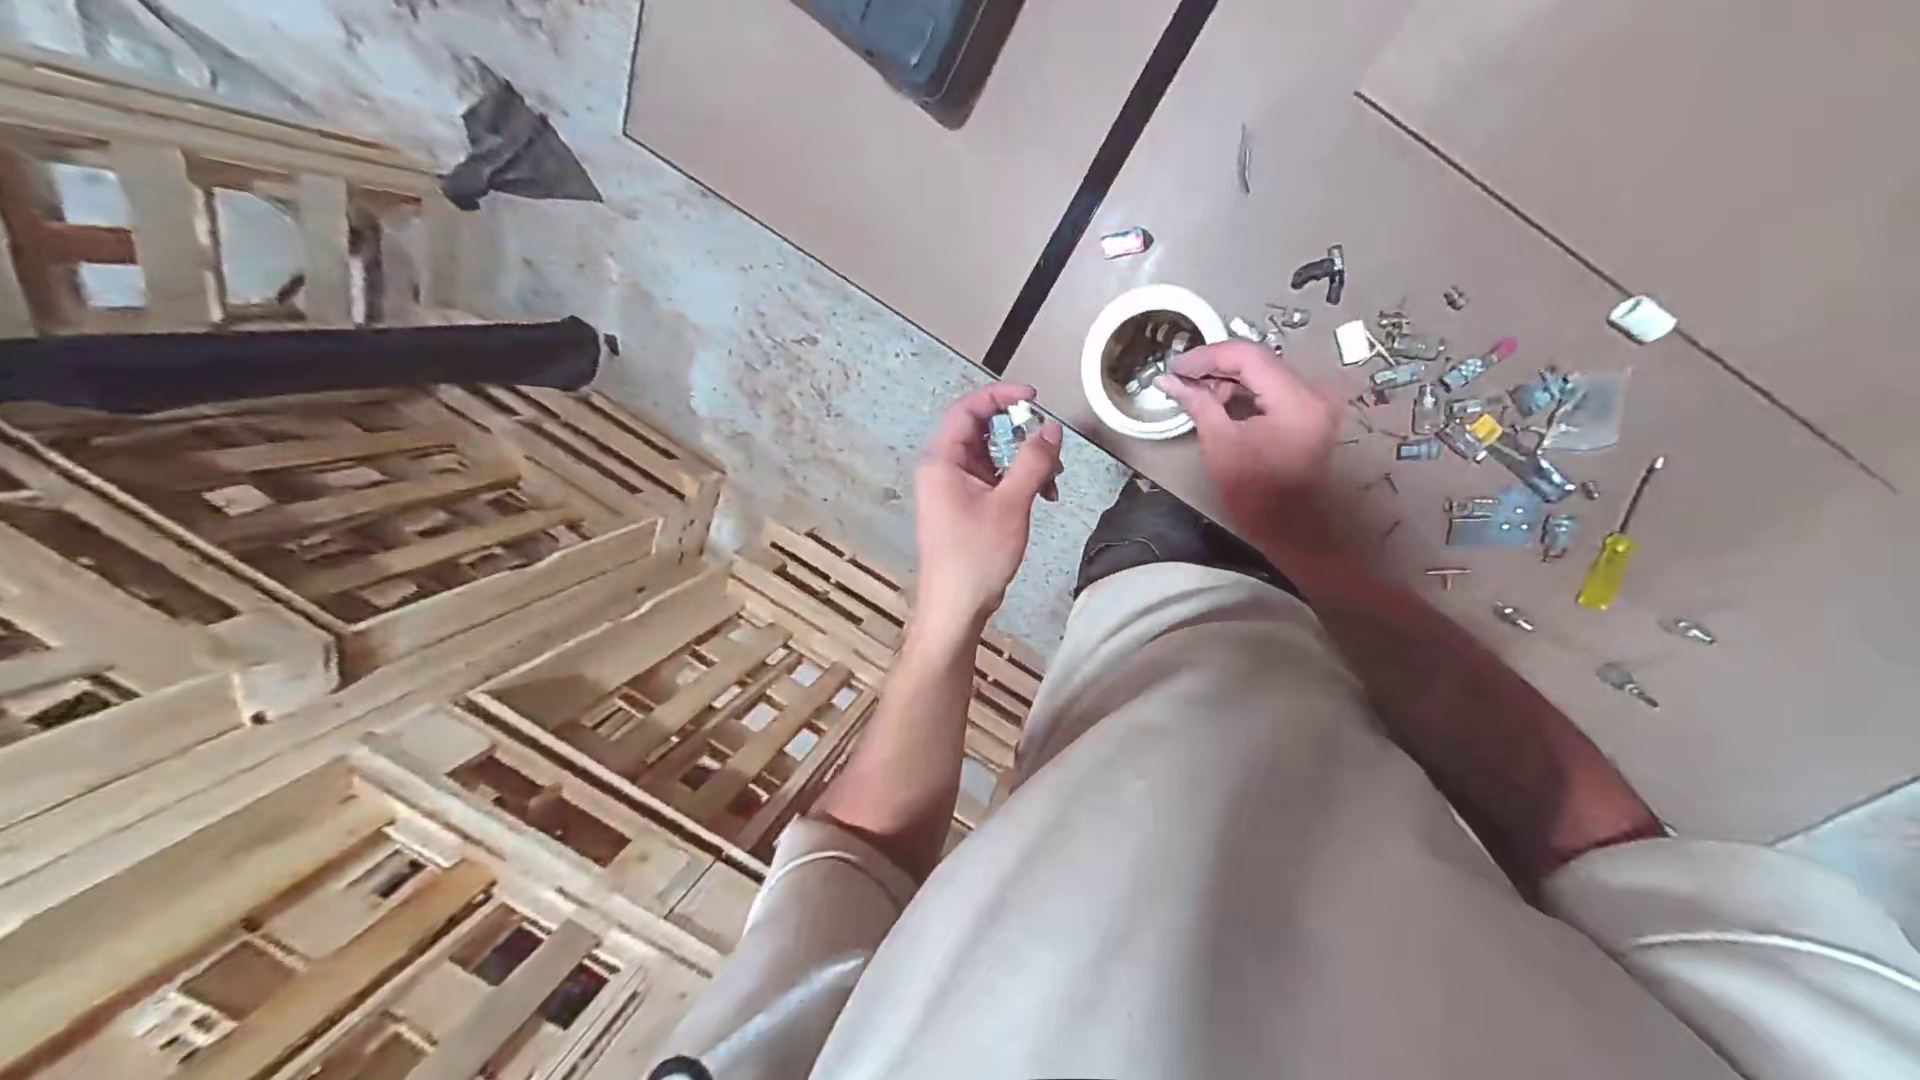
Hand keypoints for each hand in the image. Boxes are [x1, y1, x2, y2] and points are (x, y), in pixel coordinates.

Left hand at [913, 383, 1062, 627]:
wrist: (956, 605)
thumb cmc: (974, 557)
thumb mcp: (1010, 504)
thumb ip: (1032, 461)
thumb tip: (1050, 430)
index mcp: (942, 461)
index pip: (967, 409)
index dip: (999, 396)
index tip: (1031, 398)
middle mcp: (943, 469)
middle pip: (983, 432)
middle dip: (1020, 435)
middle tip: (1049, 446)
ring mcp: (954, 489)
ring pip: (993, 457)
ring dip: (1024, 462)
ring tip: (1052, 480)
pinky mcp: (966, 506)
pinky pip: (994, 479)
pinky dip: (1018, 482)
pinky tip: (1042, 495)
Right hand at [1154, 341, 1339, 550]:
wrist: (1288, 527)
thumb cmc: (1254, 493)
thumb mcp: (1219, 443)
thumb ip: (1197, 403)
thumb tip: (1170, 380)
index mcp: (1296, 400)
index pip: (1248, 356)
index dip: (1207, 356)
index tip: (1176, 365)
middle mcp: (1313, 393)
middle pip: (1259, 360)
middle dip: (1216, 365)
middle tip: (1181, 375)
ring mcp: (1314, 402)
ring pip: (1265, 371)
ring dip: (1228, 376)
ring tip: (1195, 388)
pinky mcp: (1309, 413)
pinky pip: (1273, 388)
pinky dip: (1244, 389)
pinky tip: (1218, 397)